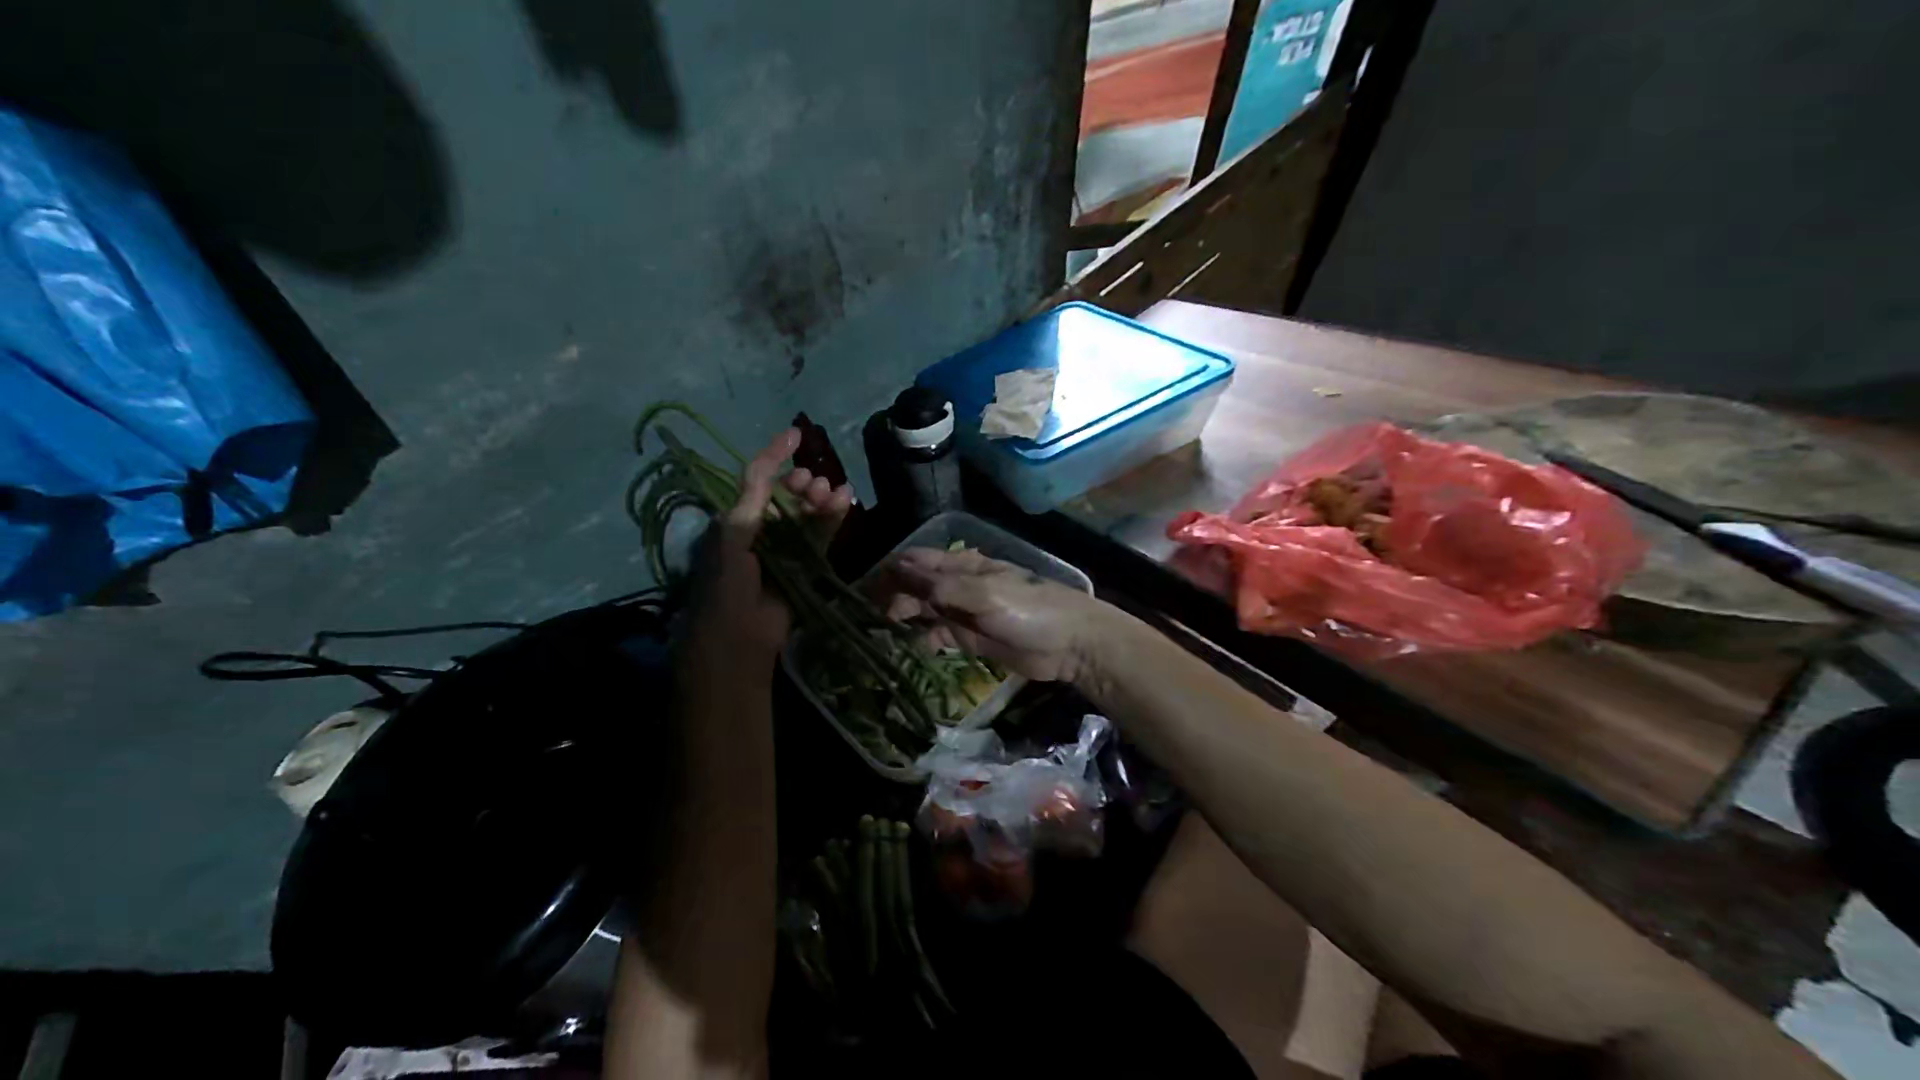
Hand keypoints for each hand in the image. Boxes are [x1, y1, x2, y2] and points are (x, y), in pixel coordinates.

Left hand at [685, 428, 854, 668]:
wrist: (739, 638)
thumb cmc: (726, 585)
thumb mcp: (732, 536)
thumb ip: (751, 501)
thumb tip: (766, 465)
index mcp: (736, 521)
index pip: (757, 480)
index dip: (774, 456)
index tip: (795, 435)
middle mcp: (761, 531)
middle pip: (786, 497)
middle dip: (802, 483)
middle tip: (814, 481)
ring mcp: (786, 549)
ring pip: (807, 514)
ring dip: (820, 499)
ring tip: (834, 491)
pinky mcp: (806, 566)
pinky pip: (821, 536)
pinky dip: (832, 518)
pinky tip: (845, 502)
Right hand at [881, 547, 1110, 682]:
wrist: (1070, 645)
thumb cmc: (1030, 610)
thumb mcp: (984, 594)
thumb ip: (941, 586)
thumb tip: (897, 569)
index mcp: (962, 565)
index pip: (916, 561)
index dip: (890, 571)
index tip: (861, 589)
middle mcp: (958, 585)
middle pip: (915, 587)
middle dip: (890, 597)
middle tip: (864, 618)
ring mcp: (963, 612)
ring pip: (922, 611)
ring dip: (901, 618)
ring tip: (876, 633)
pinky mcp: (969, 638)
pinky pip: (937, 635)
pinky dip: (920, 639)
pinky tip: (906, 647)